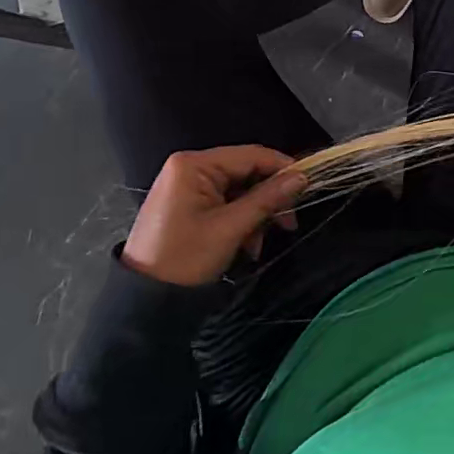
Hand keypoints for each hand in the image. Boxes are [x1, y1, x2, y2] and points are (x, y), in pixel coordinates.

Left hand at [122, 146, 307, 285]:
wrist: (144, 299)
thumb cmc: (186, 258)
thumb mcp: (230, 229)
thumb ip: (267, 199)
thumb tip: (300, 177)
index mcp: (194, 164)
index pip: (249, 155)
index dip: (281, 168)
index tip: (308, 186)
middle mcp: (188, 167)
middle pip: (243, 173)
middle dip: (266, 200)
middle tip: (288, 226)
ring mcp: (185, 185)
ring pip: (236, 191)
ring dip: (253, 216)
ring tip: (255, 247)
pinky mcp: (185, 204)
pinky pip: (222, 204)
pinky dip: (238, 223)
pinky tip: (243, 247)